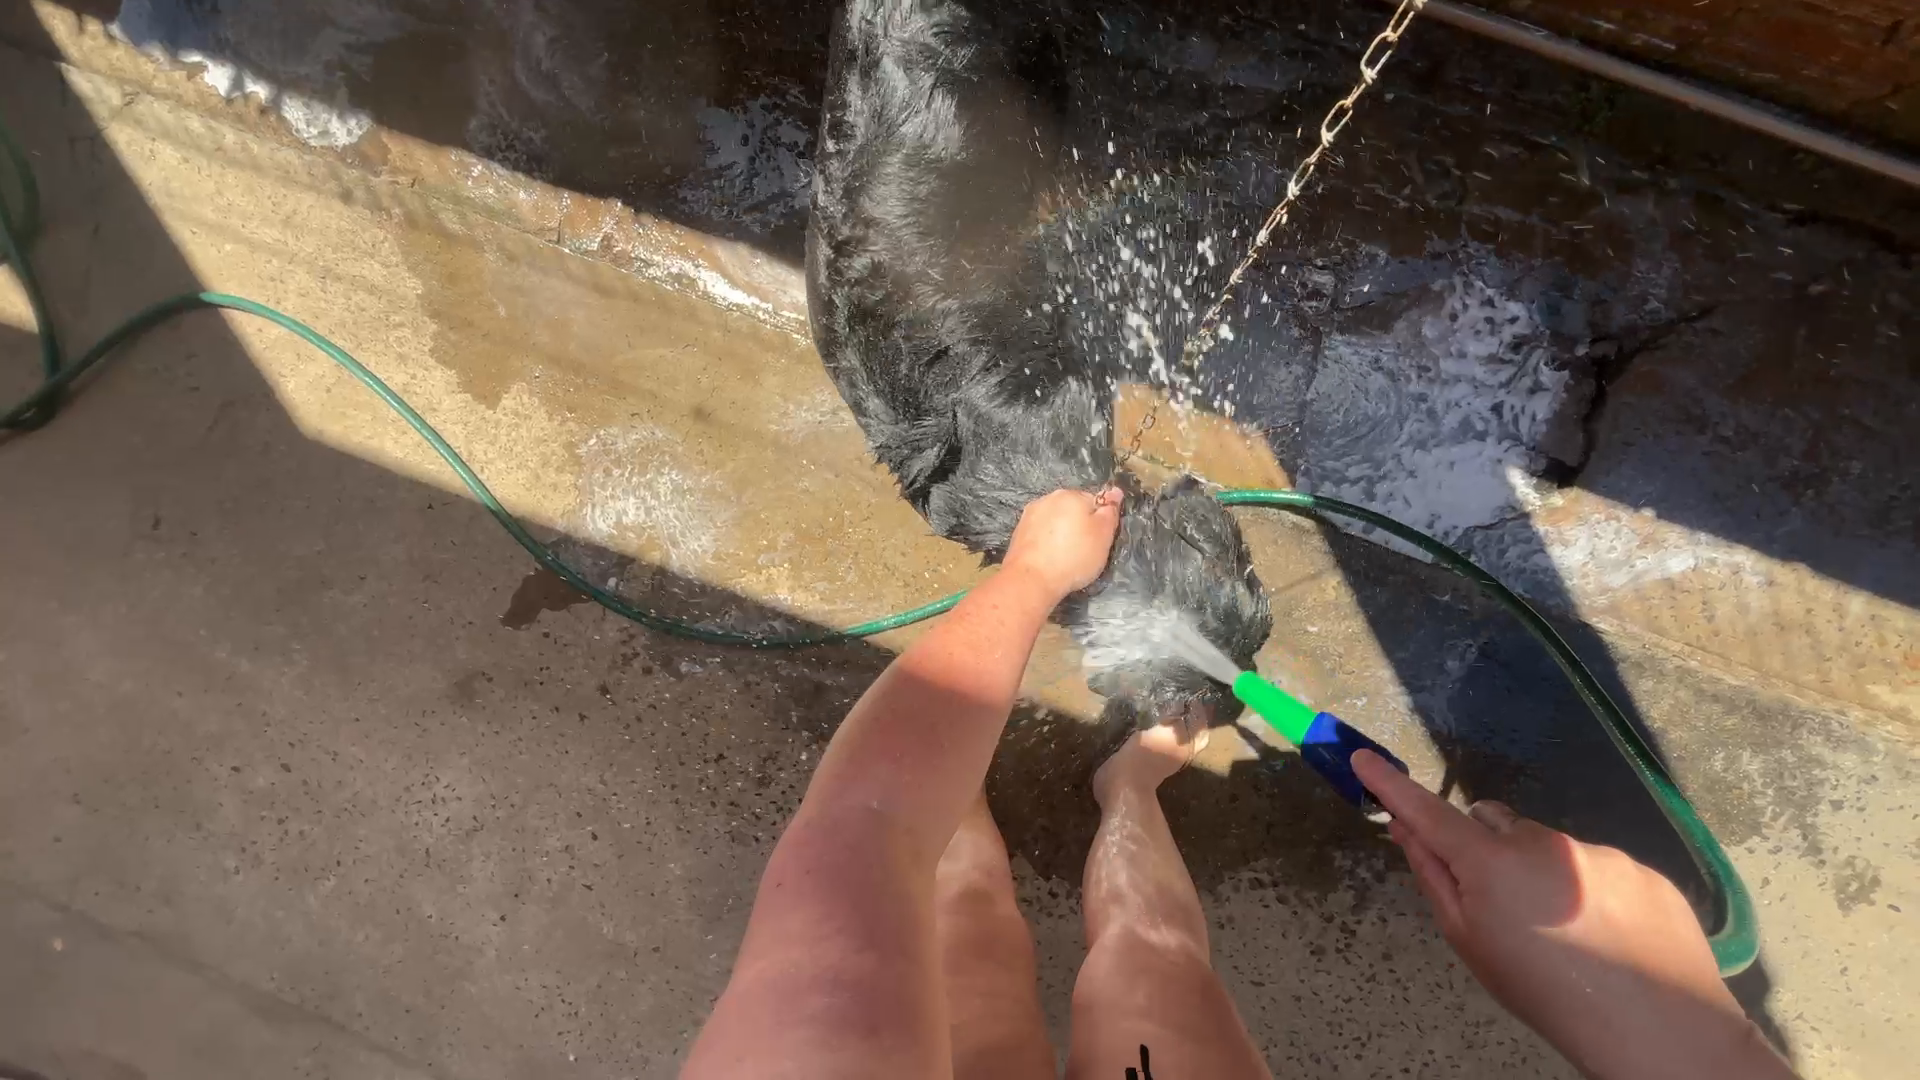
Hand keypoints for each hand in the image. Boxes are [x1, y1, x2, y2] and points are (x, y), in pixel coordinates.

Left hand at [1001, 487, 1121, 598]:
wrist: (1031, 579)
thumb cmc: (1073, 557)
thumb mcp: (1104, 536)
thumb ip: (1110, 512)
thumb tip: (1114, 492)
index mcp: (1072, 495)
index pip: (1095, 501)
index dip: (1101, 522)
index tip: (1100, 541)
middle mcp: (1049, 498)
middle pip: (1073, 509)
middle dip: (1080, 525)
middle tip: (1085, 550)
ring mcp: (1031, 514)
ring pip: (1055, 520)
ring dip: (1062, 533)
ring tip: (1065, 556)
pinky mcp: (1019, 531)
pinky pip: (1041, 532)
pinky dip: (1047, 541)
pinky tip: (1050, 558)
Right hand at [1351, 751, 1794, 1079]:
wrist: (1665, 1040)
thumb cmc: (1544, 992)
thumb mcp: (1468, 940)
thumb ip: (1433, 875)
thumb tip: (1406, 829)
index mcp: (1491, 861)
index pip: (1426, 811)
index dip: (1390, 784)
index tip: (1362, 757)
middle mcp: (1541, 840)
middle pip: (1490, 820)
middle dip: (1484, 843)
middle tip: (1501, 896)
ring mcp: (1597, 850)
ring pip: (1545, 842)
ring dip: (1540, 866)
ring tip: (1567, 925)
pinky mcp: (1643, 868)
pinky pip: (1595, 861)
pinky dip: (1588, 884)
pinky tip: (1606, 929)